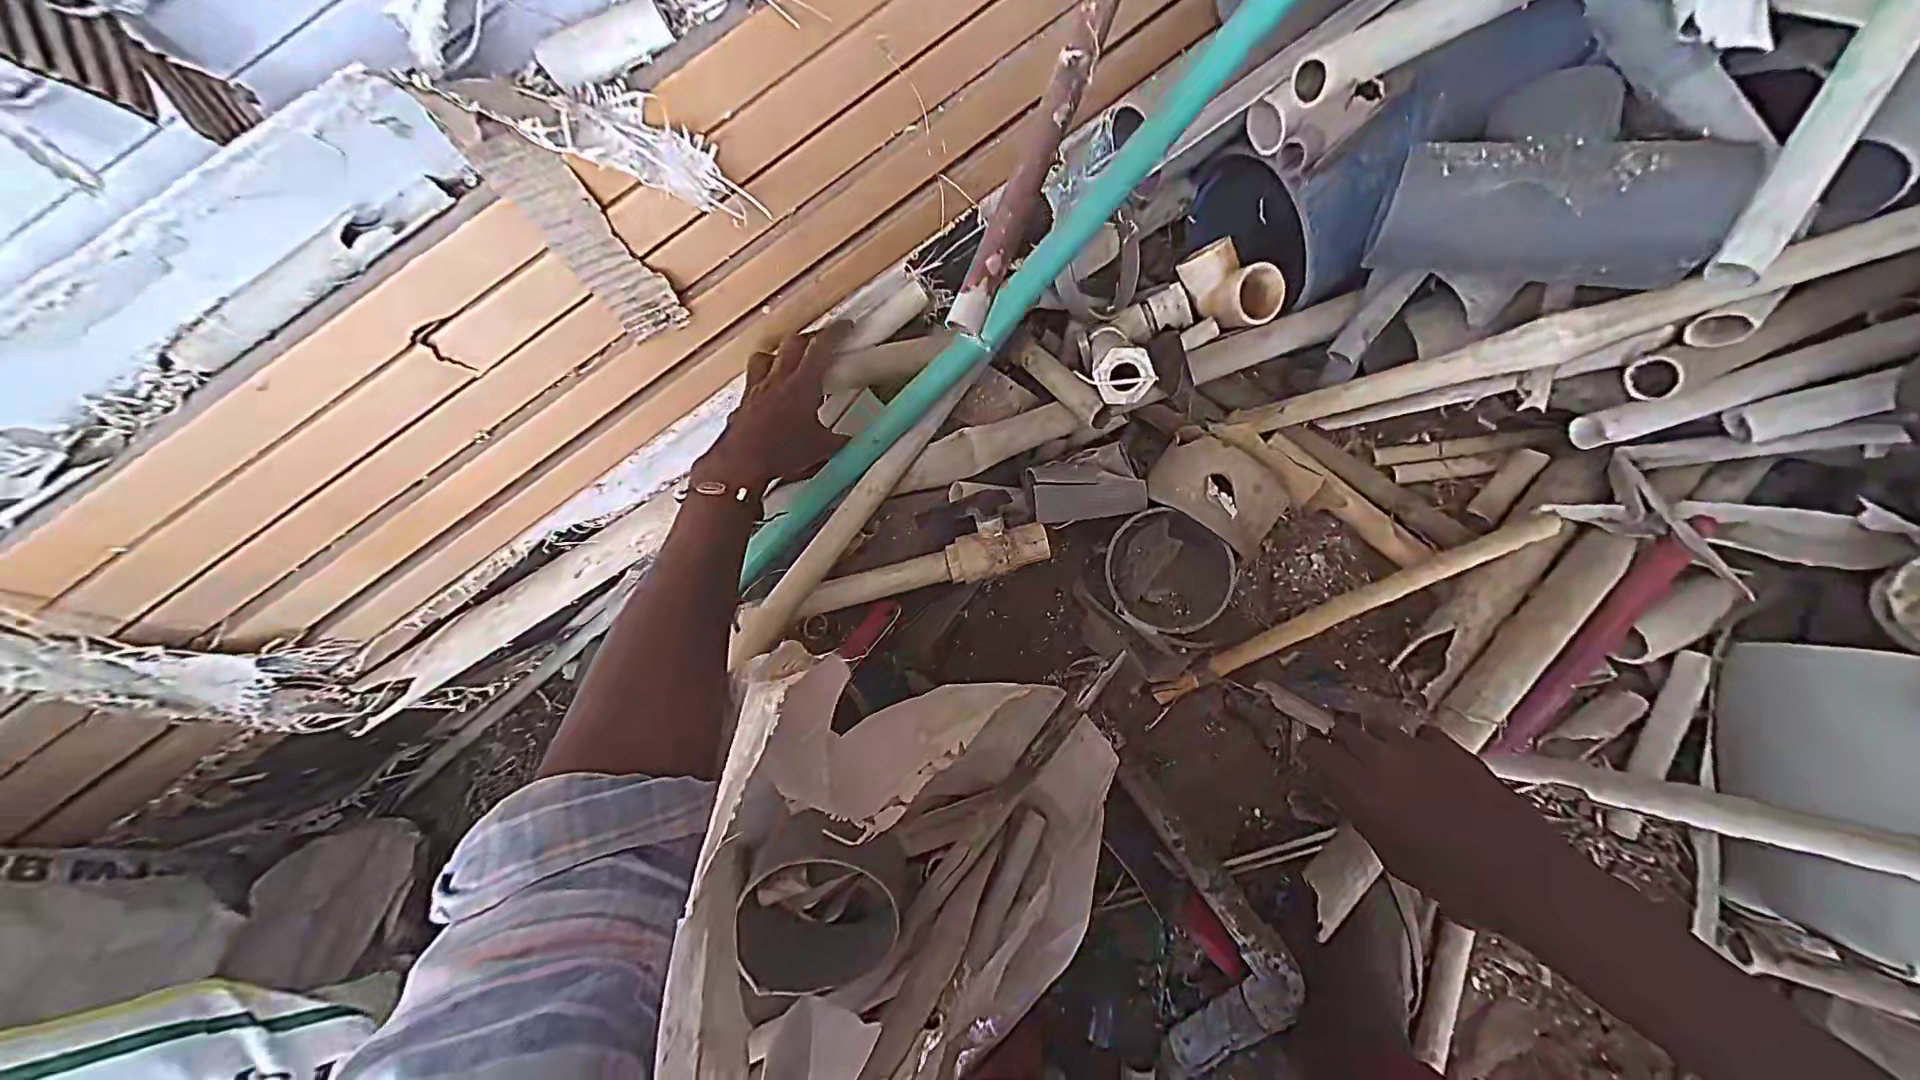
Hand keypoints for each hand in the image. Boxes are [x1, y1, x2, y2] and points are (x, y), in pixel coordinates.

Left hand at [696, 327, 848, 490]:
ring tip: (789, 361)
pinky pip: (752, 381)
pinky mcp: (744, 402)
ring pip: (766, 356)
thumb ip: (840, 441)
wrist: (741, 464)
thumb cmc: (778, 454)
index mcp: (802, 385)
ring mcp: (757, 389)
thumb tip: (852, 441)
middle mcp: (777, 380)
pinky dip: (763, 381)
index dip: (836, 332)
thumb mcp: (822, 449)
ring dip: (780, 354)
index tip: (844, 327)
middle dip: (811, 339)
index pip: (821, 347)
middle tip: (821, 344)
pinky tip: (768, 392)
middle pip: (793, 343)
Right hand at [1302, 721, 1589, 935]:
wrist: (1527, 877)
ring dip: (1374, 739)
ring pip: (1379, 726)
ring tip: (1382, 760)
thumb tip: (1351, 802)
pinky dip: (1415, 744)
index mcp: (1360, 788)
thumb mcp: (1393, 857)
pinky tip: (1423, 763)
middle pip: (1343, 729)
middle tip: (1341, 757)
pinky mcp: (1454, 749)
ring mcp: (1420, 750)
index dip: (1310, 753)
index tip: (1311, 758)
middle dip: (1338, 741)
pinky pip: (1420, 734)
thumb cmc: (1459, 881)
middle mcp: (1384, 760)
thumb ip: (1364, 818)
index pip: (1316, 750)